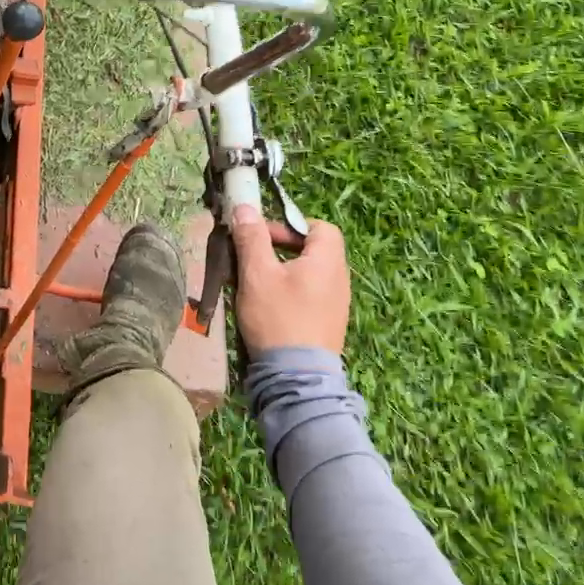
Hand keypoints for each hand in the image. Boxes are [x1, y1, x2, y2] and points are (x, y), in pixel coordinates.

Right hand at [232, 203, 349, 354]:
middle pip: (314, 249)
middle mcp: (339, 280)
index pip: (321, 227)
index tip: (264, 237)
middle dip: (280, 247)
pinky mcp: (328, 323)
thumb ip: (252, 238)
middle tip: (252, 257)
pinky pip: (310, 293)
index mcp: (327, 262)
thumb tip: (245, 208)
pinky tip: (267, 304)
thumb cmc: (277, 317)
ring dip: (282, 269)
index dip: (292, 225)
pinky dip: (289, 290)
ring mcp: (336, 304)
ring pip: (309, 272)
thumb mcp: (257, 273)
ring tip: (254, 281)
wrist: (296, 377)